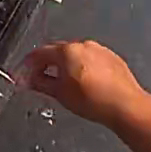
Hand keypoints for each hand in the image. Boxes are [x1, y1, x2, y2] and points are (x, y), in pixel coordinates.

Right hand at [19, 40, 150, 127]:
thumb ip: (39, 83)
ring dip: (66, 65)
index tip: (25, 71)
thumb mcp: (59, 93)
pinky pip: (91, 59)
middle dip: (47, 63)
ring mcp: (99, 50)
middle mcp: (83, 45)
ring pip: (75, 54)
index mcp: (67, 51)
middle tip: (40, 77)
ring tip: (64, 83)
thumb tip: (27, 80)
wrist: (125, 106)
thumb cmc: (94, 100)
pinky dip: (83, 66)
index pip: (40, 53)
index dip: (29, 63)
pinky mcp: (111, 58)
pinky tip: (84, 82)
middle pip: (57, 51)